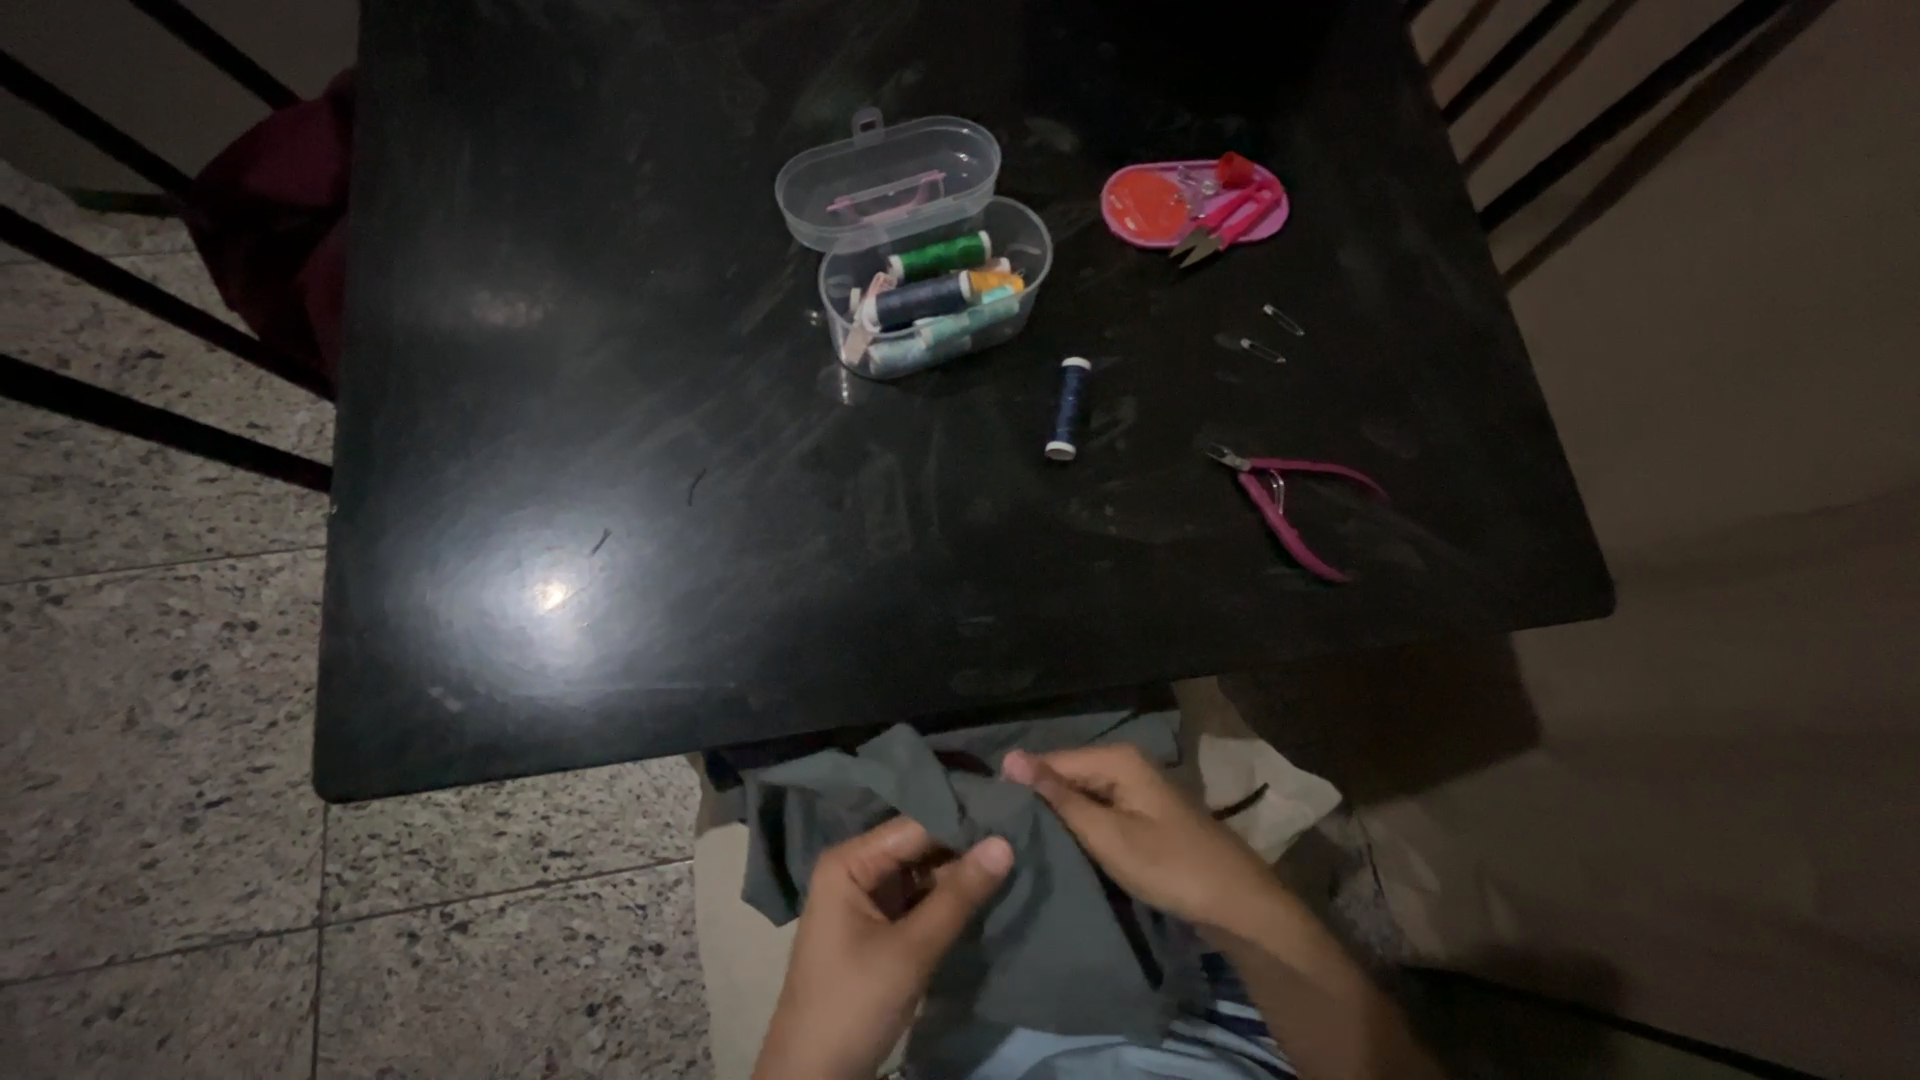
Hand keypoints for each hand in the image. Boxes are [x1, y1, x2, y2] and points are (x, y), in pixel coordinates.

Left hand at [753, 817, 1013, 1079]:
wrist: (814, 1075)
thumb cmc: (854, 1002)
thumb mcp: (911, 950)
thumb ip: (959, 895)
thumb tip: (1006, 841)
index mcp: (849, 860)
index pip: (915, 823)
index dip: (962, 816)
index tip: (1012, 808)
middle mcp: (856, 867)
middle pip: (919, 844)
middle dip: (965, 841)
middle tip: (1021, 828)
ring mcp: (867, 896)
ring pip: (923, 871)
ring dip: (961, 868)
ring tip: (1015, 850)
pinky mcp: (880, 924)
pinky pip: (920, 896)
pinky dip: (949, 895)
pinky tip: (988, 885)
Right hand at [1002, 744, 1281, 938]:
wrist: (1237, 903)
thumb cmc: (1169, 867)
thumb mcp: (1107, 835)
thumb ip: (1059, 797)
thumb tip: (1009, 757)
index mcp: (1116, 758)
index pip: (1048, 762)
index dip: (1019, 787)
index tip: (989, 817)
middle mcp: (1124, 762)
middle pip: (1064, 775)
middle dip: (1037, 800)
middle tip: (1000, 833)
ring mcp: (1134, 786)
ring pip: (1079, 794)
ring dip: (1057, 815)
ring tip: (1019, 839)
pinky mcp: (1140, 811)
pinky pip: (1097, 808)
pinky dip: (1079, 825)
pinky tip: (1059, 844)